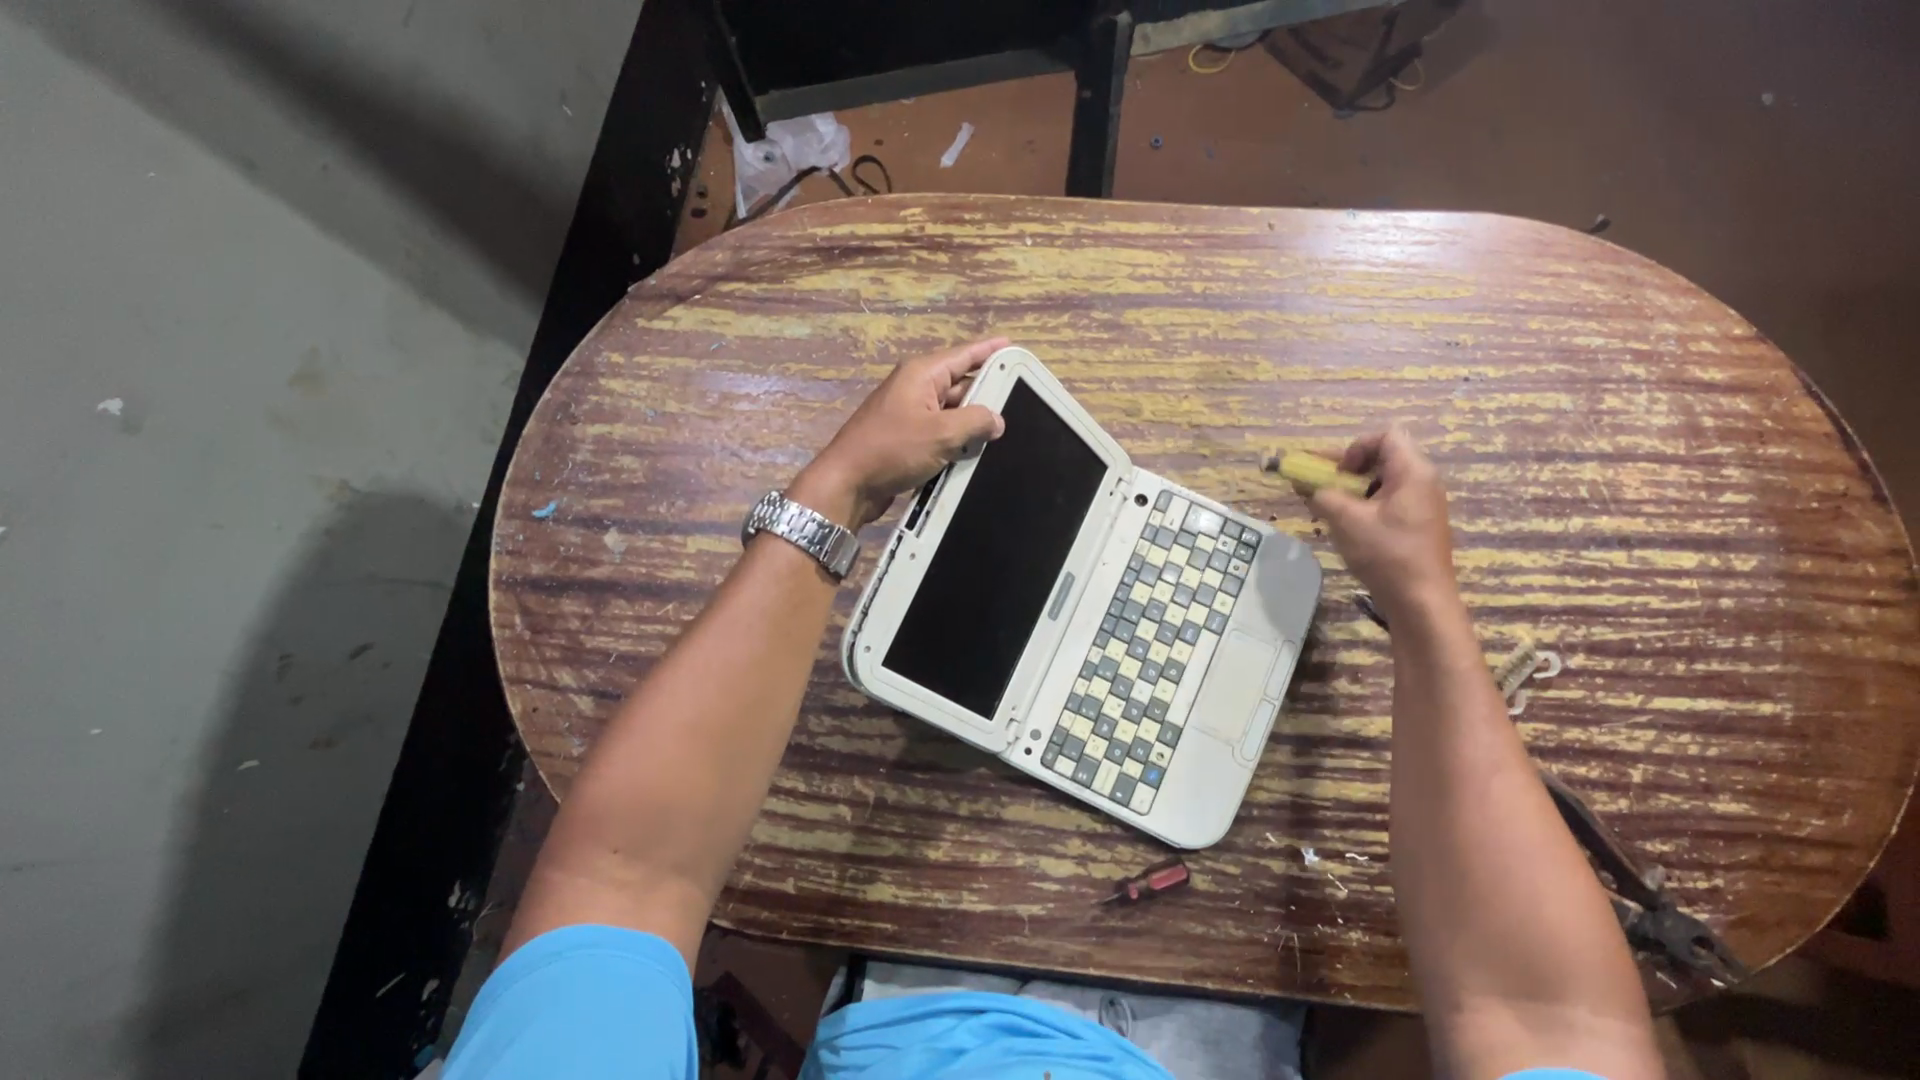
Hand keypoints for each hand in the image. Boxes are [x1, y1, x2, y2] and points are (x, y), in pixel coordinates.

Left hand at [791, 338, 1009, 528]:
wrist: (848, 484)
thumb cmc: (892, 450)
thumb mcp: (942, 434)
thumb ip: (976, 422)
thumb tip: (997, 420)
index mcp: (922, 374)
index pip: (965, 355)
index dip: (990, 350)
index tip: (1014, 347)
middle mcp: (915, 388)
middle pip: (960, 384)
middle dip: (987, 394)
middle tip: (1020, 403)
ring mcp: (909, 414)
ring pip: (952, 412)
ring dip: (972, 424)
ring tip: (1003, 432)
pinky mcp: (906, 439)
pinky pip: (940, 433)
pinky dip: (956, 441)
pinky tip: (975, 453)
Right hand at [1308, 427, 1457, 621]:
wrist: (1421, 600)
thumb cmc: (1386, 554)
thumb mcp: (1345, 520)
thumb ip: (1323, 494)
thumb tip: (1307, 485)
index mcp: (1413, 472)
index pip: (1386, 436)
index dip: (1355, 447)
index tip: (1339, 474)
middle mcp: (1424, 482)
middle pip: (1384, 457)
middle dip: (1349, 470)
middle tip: (1325, 489)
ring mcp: (1424, 504)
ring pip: (1384, 482)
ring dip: (1354, 490)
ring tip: (1332, 511)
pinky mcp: (1420, 524)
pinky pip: (1390, 501)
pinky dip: (1366, 506)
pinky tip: (1350, 528)